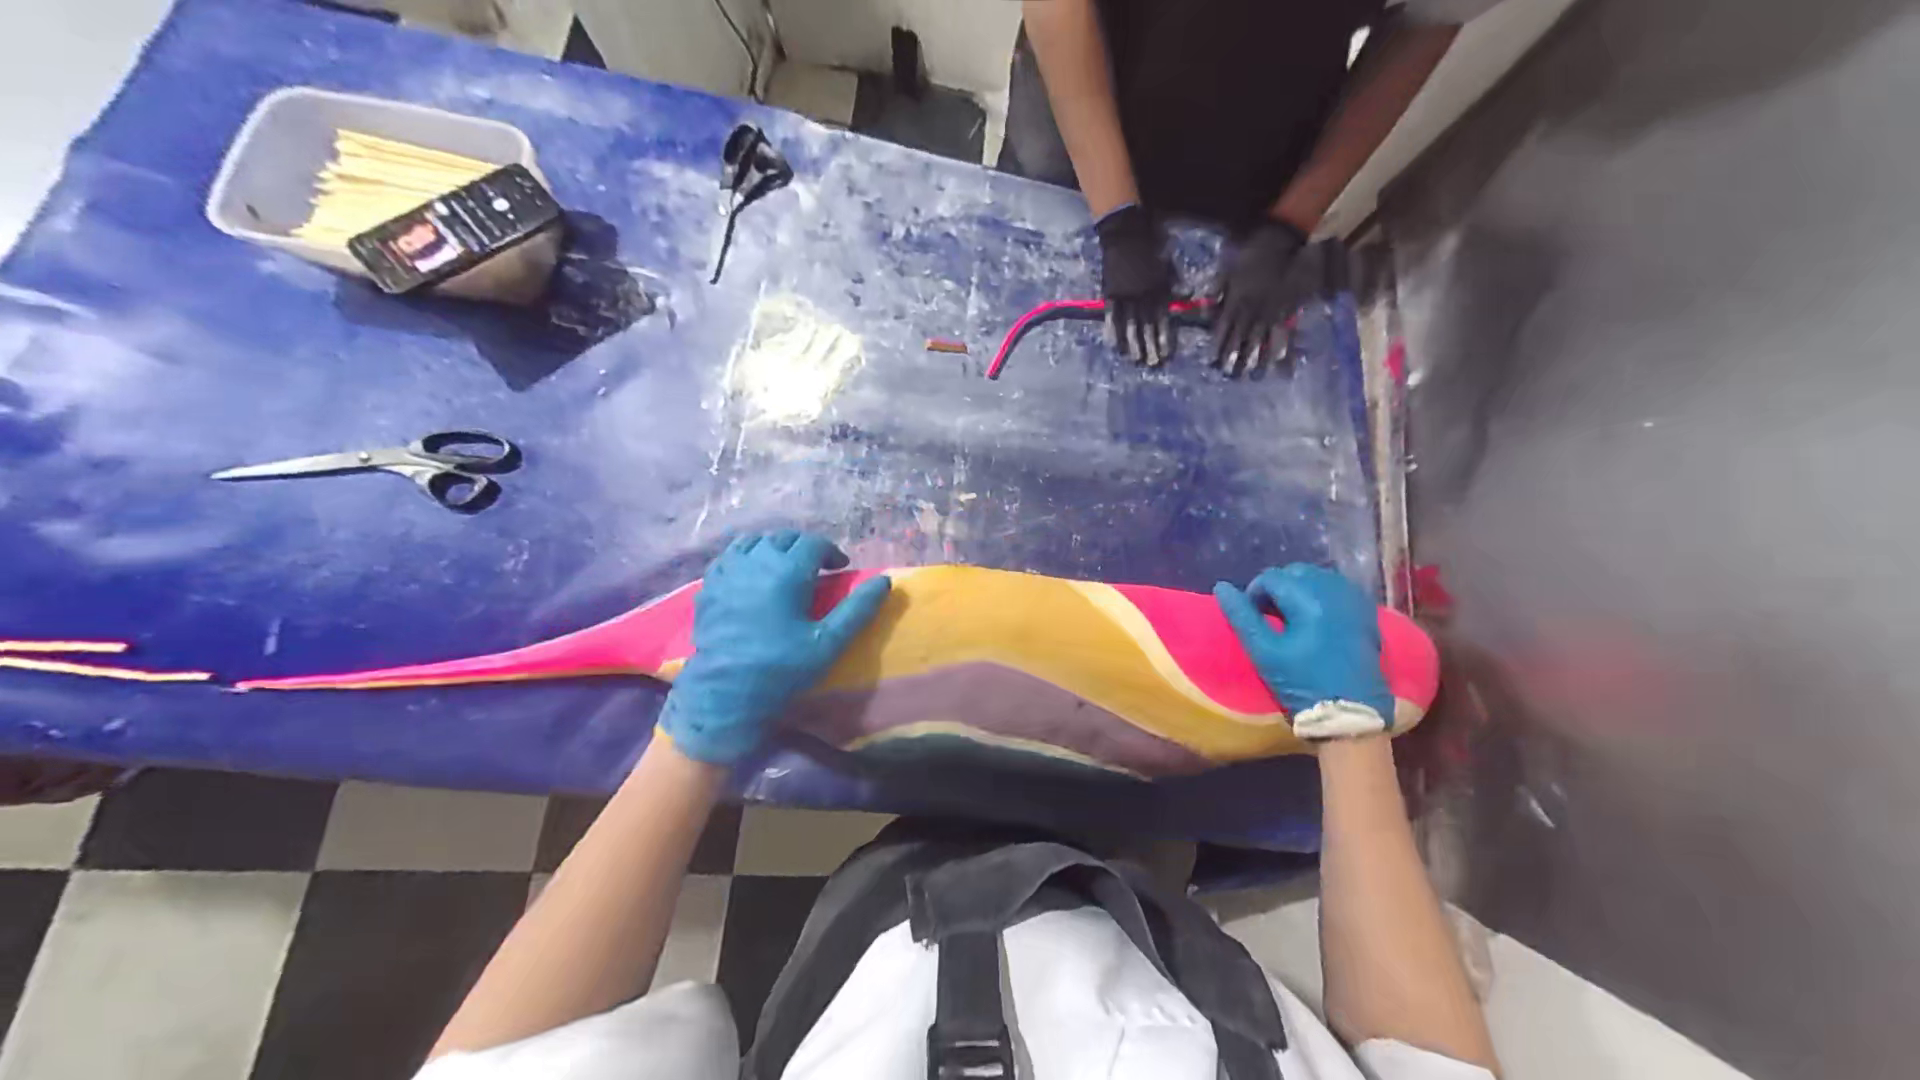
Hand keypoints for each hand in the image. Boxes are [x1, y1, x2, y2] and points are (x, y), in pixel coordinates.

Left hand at [659, 531, 891, 764]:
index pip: (814, 543)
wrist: (726, 692)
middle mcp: (756, 561)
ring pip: (754, 541)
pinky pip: (729, 556)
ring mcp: (727, 571)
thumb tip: (884, 581)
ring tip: (784, 566)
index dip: (831, 551)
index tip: (840, 568)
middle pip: (784, 537)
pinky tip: (752, 574)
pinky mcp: (708, 586)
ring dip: (774, 547)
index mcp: (787, 571)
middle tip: (816, 568)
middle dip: (804, 546)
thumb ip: (858, 609)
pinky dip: (746, 556)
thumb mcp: (829, 642)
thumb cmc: (782, 667)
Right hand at [1095, 204, 1174, 365]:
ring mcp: (1125, 296)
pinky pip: (1110, 316)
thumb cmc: (1152, 245)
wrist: (1126, 232)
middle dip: (1149, 346)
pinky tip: (1114, 346)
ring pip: (1129, 324)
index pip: (1163, 319)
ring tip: (1134, 360)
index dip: (1164, 337)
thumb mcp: (1168, 262)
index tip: (1166, 355)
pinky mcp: (1110, 294)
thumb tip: (1188, 296)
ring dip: (1132, 344)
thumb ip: (1176, 282)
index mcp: (1158, 289)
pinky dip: (1111, 331)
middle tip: (1151, 364)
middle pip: (1146, 326)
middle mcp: (1142, 296)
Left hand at [1212, 219, 1315, 375]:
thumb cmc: (1251, 253)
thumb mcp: (1227, 270)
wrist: (1282, 239)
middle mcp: (1251, 311)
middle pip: (1240, 339)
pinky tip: (1281, 365)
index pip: (1223, 330)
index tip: (1212, 364)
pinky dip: (1283, 349)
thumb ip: (1215, 291)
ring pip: (1261, 340)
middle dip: (1234, 359)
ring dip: (1256, 360)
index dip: (1218, 347)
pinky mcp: (1289, 309)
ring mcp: (1271, 311)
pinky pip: (1285, 333)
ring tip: (1252, 377)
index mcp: (1235, 301)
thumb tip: (1204, 310)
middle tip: (1230, 377)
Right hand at [1213, 563, 1394, 740]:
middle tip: (1270, 618)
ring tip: (1291, 620)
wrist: (1351, 715)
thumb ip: (1241, 616)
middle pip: (1295, 572)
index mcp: (1309, 599)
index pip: (1271, 577)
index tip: (1254, 620)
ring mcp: (1355, 600)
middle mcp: (1336, 591)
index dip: (1254, 595)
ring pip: (1317, 578)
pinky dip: (1321, 597)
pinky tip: (1315, 620)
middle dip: (1277, 589)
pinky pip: (1337, 589)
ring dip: (1299, 591)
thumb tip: (1221, 587)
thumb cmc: (1302, 684)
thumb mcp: (1263, 652)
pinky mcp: (1366, 612)